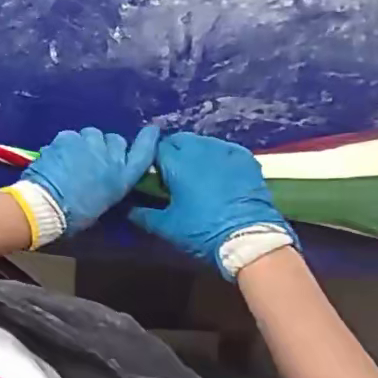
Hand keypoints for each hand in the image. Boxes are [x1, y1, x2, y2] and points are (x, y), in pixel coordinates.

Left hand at [20, 126, 159, 234]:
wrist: (47, 205)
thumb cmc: (74, 216)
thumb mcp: (102, 203)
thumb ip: (108, 185)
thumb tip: (102, 179)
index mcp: (123, 177)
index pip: (144, 151)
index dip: (149, 138)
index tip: (151, 130)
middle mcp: (111, 156)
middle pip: (114, 139)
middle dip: (105, 146)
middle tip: (91, 158)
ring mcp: (89, 144)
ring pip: (90, 134)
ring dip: (84, 143)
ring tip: (70, 157)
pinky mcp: (68, 137)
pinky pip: (68, 136)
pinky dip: (63, 144)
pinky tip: (54, 156)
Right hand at [127, 133, 295, 275]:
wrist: (249, 238)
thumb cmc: (201, 230)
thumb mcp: (166, 227)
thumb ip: (143, 215)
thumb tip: (128, 210)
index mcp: (176, 163)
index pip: (155, 148)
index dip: (151, 160)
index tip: (151, 174)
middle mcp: (200, 150)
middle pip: (179, 140)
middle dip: (172, 152)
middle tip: (171, 174)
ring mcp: (226, 152)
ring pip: (203, 142)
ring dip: (194, 152)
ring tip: (194, 172)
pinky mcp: (246, 159)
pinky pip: (225, 149)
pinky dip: (217, 156)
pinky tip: (217, 171)